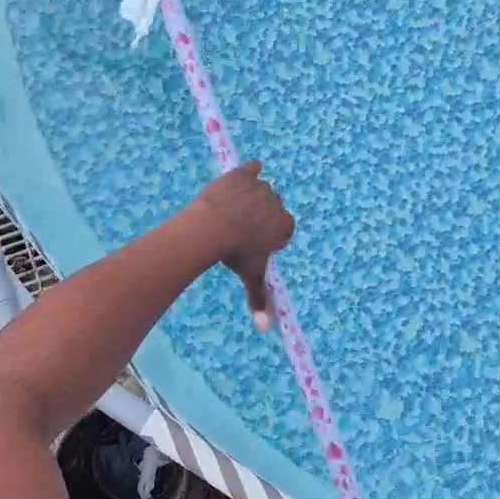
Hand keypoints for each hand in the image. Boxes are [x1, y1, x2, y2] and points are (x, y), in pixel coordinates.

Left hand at [187, 161, 294, 329]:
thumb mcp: (250, 276)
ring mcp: (261, 187)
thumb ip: (260, 300)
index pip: (282, 230)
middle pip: (271, 209)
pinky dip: (249, 171)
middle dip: (259, 218)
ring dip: (250, 199)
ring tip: (232, 211)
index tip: (252, 245)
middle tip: (239, 231)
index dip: (267, 238)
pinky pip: (251, 168)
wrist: (213, 227)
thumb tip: (266, 330)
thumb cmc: (234, 254)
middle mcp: (278, 203)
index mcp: (286, 225)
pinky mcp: (244, 174)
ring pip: (260, 191)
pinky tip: (248, 171)